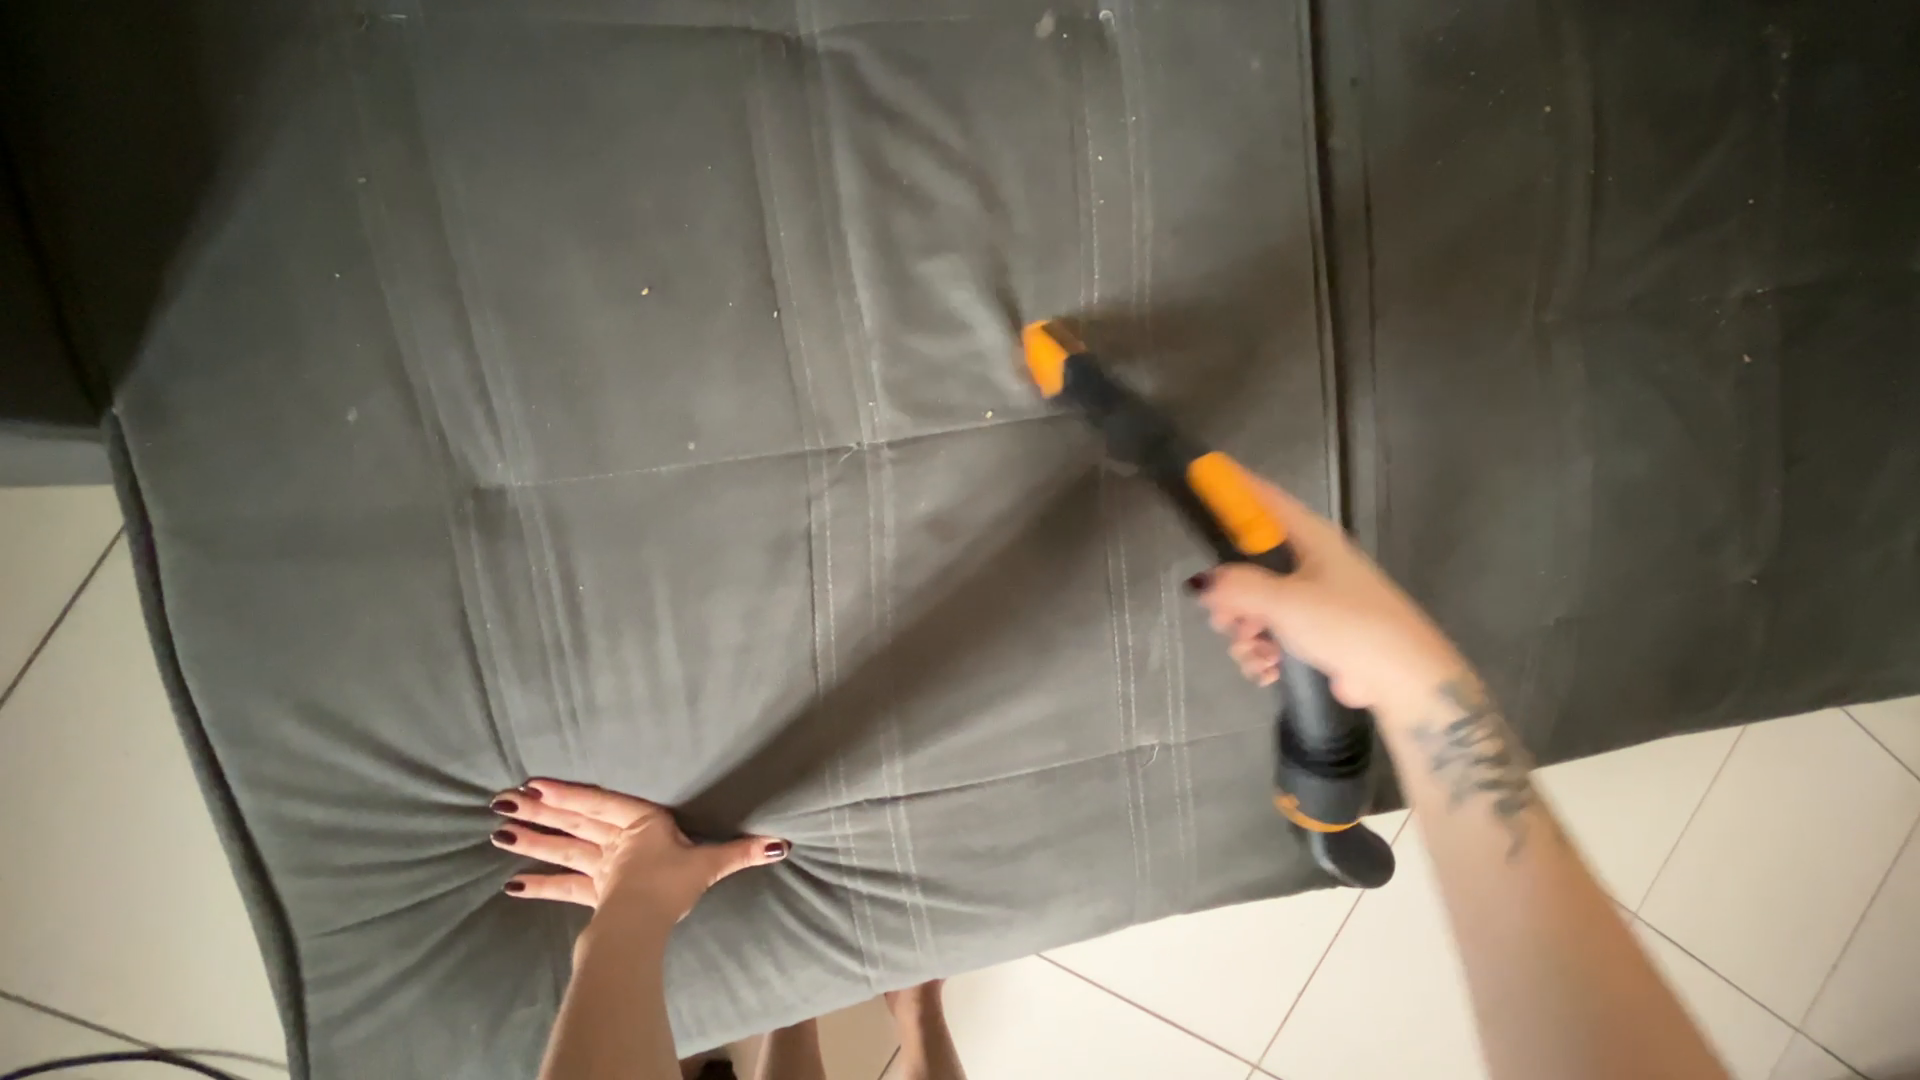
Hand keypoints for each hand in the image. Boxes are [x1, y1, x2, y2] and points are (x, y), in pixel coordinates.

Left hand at [489, 779, 788, 925]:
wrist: (643, 926)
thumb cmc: (673, 885)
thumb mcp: (711, 863)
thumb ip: (743, 852)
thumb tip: (782, 845)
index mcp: (641, 825)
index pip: (602, 803)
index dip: (571, 793)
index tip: (537, 782)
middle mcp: (615, 843)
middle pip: (575, 823)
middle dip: (541, 811)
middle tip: (504, 799)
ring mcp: (599, 871)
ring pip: (563, 850)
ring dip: (532, 842)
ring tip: (499, 833)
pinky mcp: (592, 897)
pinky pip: (563, 890)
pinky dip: (539, 886)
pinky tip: (511, 887)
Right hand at [1189, 475, 1465, 726]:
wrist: (1401, 680)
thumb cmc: (1348, 625)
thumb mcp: (1286, 602)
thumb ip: (1237, 588)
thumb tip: (1202, 583)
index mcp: (1310, 539)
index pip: (1264, 499)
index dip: (1233, 486)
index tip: (1201, 474)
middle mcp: (1307, 564)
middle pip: (1247, 565)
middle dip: (1230, 598)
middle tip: (1226, 620)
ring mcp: (1309, 601)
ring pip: (1252, 606)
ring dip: (1244, 634)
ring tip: (1258, 654)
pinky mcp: (1311, 635)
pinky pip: (1268, 636)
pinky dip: (1261, 653)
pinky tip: (1268, 670)